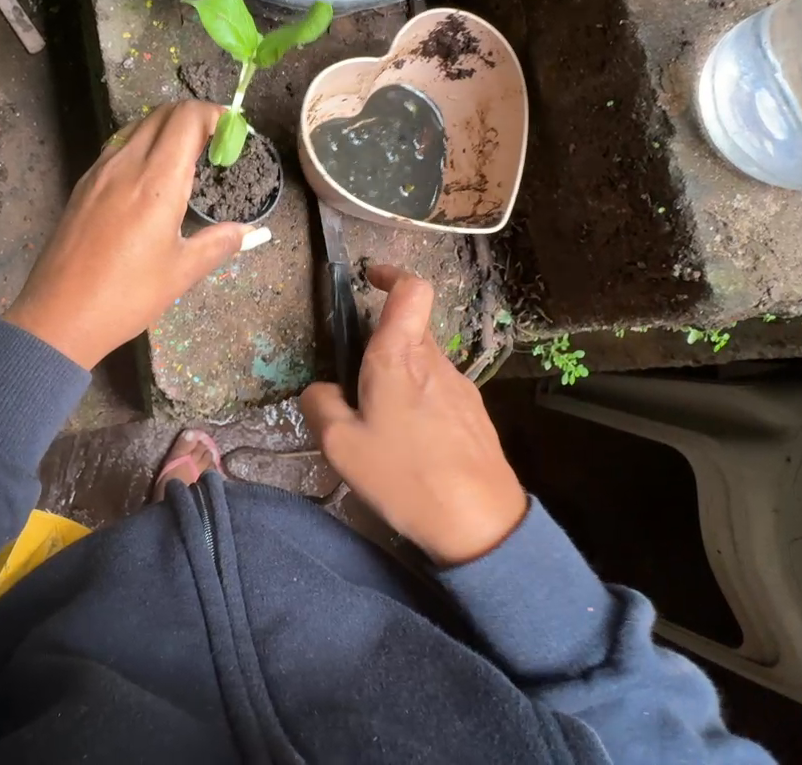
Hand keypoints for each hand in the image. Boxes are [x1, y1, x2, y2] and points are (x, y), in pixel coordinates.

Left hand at [4, 101, 252, 368]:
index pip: (188, 118)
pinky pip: (116, 148)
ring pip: (136, 128)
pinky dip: (141, 146)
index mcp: (156, 181)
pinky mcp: (82, 186)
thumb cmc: (126, 296)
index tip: (233, 133)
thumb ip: (219, 243)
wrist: (58, 316)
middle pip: (163, 114)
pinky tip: (149, 178)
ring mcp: (98, 172)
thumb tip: (249, 232)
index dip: (216, 115)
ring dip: (165, 129)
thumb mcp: (181, 272)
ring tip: (185, 159)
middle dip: (194, 117)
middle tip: (215, 144)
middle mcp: (125, 165)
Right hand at [298, 266, 527, 565]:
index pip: (411, 290)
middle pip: (410, 331)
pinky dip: (416, 404)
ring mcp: (461, 389)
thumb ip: (320, 404)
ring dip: (397, 380)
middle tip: (352, 385)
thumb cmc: (404, 475)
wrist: (481, 526)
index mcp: (400, 357)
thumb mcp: (339, 444)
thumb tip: (322, 390)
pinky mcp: (475, 417)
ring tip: (378, 428)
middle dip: (379, 346)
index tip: (370, 280)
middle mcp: (435, 363)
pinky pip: (438, 393)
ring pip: (422, 365)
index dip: (392, 274)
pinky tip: (408, 448)